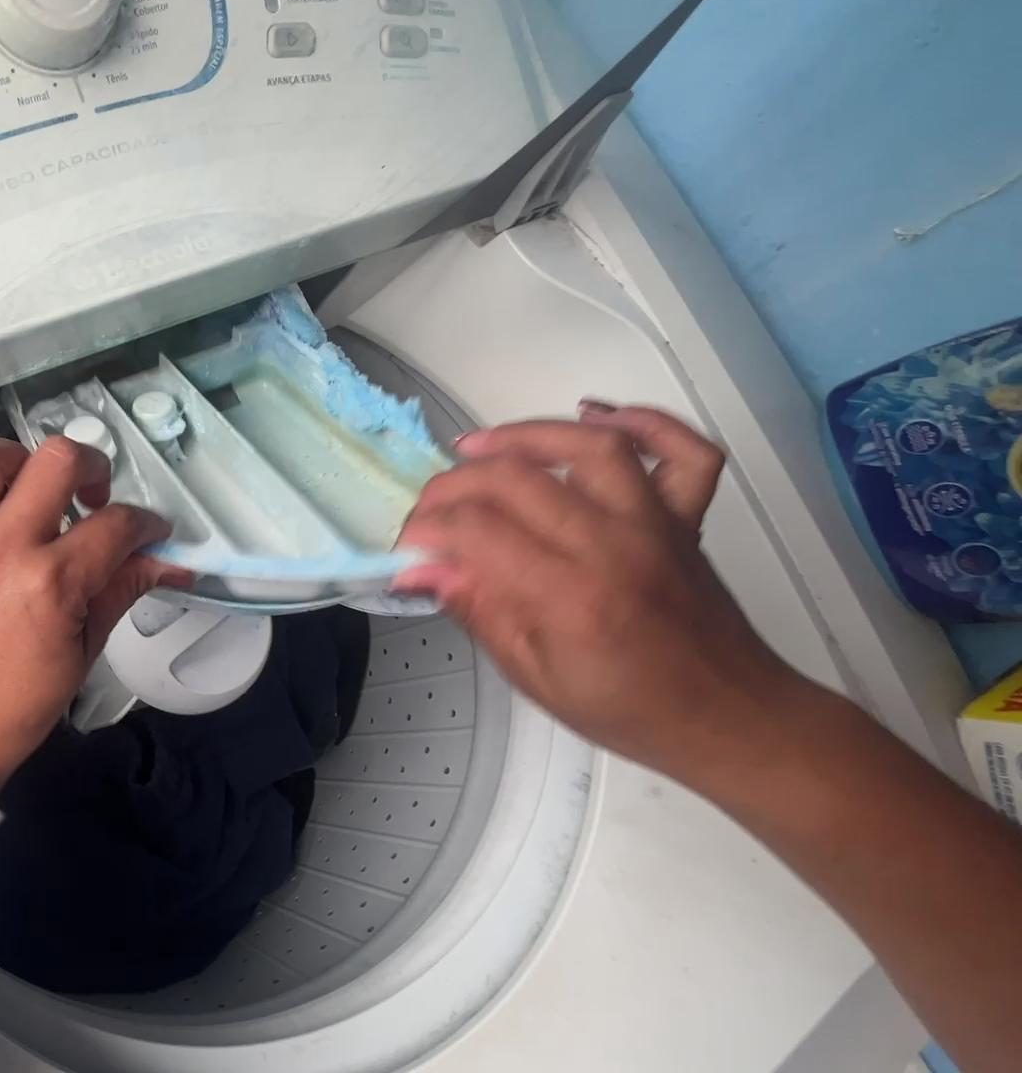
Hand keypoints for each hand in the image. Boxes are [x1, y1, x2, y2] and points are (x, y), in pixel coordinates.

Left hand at [0, 436, 186, 797]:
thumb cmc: (16, 705)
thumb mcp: (85, 651)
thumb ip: (122, 590)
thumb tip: (164, 562)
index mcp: (50, 583)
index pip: (115, 526)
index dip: (146, 525)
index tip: (149, 533)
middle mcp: (0, 550)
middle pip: (55, 461)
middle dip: (91, 465)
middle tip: (93, 496)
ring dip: (14, 459)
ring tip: (28, 488)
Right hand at [392, 402, 818, 783]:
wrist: (727, 718)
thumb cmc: (625, 707)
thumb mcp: (530, 674)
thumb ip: (476, 610)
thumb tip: (418, 570)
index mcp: (568, 595)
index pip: (476, 530)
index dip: (426, 530)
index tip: (407, 549)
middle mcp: (613, 545)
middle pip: (516, 478)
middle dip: (451, 485)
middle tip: (427, 510)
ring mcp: (656, 523)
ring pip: (589, 444)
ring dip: (524, 434)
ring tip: (477, 448)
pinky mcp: (685, 516)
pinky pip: (681, 450)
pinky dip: (642, 422)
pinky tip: (596, 417)